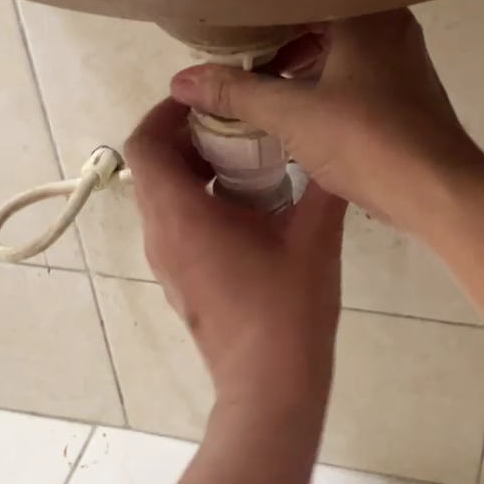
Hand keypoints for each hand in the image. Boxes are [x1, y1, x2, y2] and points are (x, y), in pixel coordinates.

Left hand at [123, 98, 347, 422]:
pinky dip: (198, 201)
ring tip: (246, 158)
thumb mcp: (314, 235)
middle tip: (236, 122)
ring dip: (193, 169)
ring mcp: (166, 264)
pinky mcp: (180, 283)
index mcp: (182, 215)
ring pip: (162, 198)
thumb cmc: (288, 307)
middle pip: (151, 167)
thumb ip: (325, 183)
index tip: (208, 98)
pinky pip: (175, 225)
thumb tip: (339, 147)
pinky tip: (249, 207)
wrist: (270, 384)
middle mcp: (161, 235)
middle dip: (186, 136)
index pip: (144, 143)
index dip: (166, 111)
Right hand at [168, 10, 483, 227]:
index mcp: (368, 15)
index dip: (265, 2)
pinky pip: (356, 72)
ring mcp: (404, 60)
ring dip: (303, 60)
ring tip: (260, 74)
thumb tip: (182, 80)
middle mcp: (392, 26)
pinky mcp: (407, 93)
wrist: (438, 191)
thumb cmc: (368, 141)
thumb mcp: (292, 115)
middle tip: (239, 44)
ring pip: (341, 47)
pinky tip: (296, 102)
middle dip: (281, 33)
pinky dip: (325, 80)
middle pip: (324, 16)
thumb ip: (237, 94)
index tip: (231, 14)